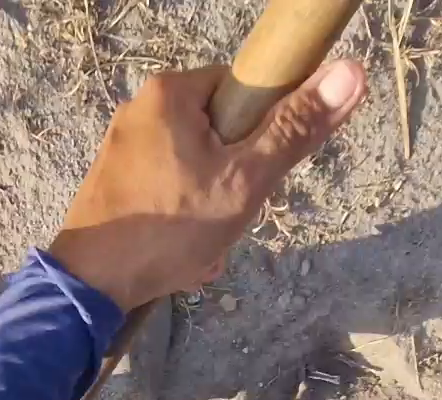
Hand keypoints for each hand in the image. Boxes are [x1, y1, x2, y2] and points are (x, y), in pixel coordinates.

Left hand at [46, 59, 367, 311]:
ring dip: (207, 219)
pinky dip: (179, 231)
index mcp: (170, 92)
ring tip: (197, 249)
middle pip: (217, 140)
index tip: (250, 177)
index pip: (240, 92)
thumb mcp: (243, 182)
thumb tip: (352, 71)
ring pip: (193, 179)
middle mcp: (139, 113)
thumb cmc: (166, 229)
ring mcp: (121, 154)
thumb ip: (294, 131)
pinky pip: (165, 202)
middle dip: (229, 189)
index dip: (257, 137)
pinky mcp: (112, 190)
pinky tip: (176, 260)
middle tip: (220, 223)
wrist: (89, 286)